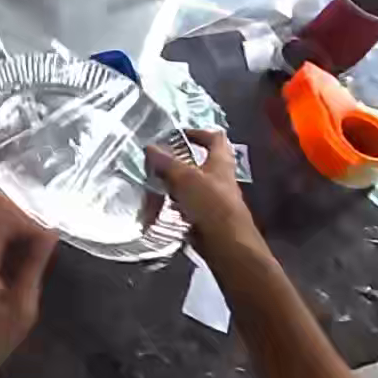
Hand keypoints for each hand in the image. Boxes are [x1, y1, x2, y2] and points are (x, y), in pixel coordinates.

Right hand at [145, 130, 266, 260]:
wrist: (228, 245)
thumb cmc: (211, 204)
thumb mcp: (185, 179)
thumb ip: (167, 163)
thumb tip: (150, 147)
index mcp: (221, 162)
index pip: (215, 138)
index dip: (199, 132)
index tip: (178, 135)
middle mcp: (221, 179)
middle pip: (201, 163)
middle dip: (180, 162)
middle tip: (159, 162)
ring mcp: (216, 200)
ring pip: (193, 186)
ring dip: (175, 185)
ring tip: (154, 185)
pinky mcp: (208, 219)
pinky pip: (189, 207)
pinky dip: (175, 206)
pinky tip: (160, 209)